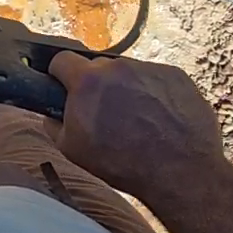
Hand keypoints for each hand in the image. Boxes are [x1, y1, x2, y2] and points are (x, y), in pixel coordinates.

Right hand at [48, 53, 228, 201]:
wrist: (180, 173)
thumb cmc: (122, 163)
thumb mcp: (71, 150)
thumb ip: (54, 125)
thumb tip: (51, 115)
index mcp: (87, 80)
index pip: (61, 59)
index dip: (60, 74)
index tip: (65, 86)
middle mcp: (118, 67)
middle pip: (97, 67)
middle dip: (96, 85)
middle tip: (104, 112)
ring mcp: (150, 69)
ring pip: (127, 73)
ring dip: (125, 88)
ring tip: (136, 118)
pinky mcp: (177, 76)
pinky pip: (155, 78)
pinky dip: (152, 93)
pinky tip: (158, 118)